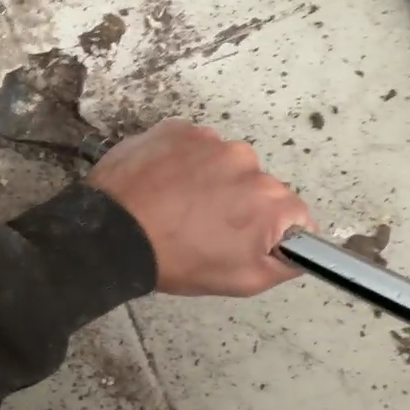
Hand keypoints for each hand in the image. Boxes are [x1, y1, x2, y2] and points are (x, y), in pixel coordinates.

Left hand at [87, 119, 313, 296]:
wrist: (114, 231)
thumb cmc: (174, 257)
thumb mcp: (242, 280)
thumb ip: (284, 263)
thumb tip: (296, 250)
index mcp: (269, 199)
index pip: (293, 212)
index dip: (272, 230)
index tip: (247, 238)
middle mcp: (244, 161)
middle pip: (256, 183)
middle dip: (238, 200)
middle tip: (204, 223)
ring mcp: (207, 140)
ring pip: (222, 161)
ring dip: (208, 177)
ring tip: (178, 203)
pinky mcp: (175, 130)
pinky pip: (191, 145)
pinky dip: (182, 160)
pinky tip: (164, 183)